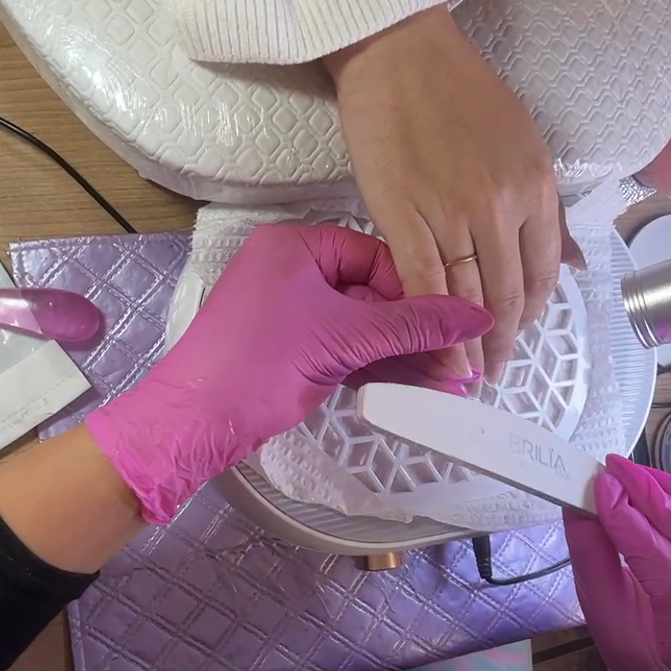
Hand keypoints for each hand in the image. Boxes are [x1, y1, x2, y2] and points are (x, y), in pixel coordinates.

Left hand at [87, 224, 492, 522]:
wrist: (195, 423)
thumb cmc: (255, 365)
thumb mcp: (341, 338)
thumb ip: (411, 325)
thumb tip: (475, 315)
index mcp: (296, 246)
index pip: (377, 257)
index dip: (418, 292)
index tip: (456, 324)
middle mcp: (294, 272)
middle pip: (374, 295)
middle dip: (417, 333)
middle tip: (460, 363)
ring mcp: (294, 314)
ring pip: (364, 329)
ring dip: (404, 357)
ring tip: (450, 384)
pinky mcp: (296, 351)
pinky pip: (349, 352)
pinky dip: (379, 370)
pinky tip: (418, 388)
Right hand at [325, 6, 565, 379]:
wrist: (398, 55)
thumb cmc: (460, 92)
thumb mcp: (524, 142)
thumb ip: (549, 208)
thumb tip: (576, 264)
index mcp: (536, 186)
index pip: (542, 272)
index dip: (530, 314)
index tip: (517, 336)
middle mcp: (502, 207)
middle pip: (506, 293)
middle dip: (501, 340)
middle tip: (491, 370)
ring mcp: (453, 216)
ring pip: (467, 297)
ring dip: (469, 342)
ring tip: (466, 371)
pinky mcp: (404, 219)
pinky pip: (424, 285)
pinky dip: (434, 324)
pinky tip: (438, 352)